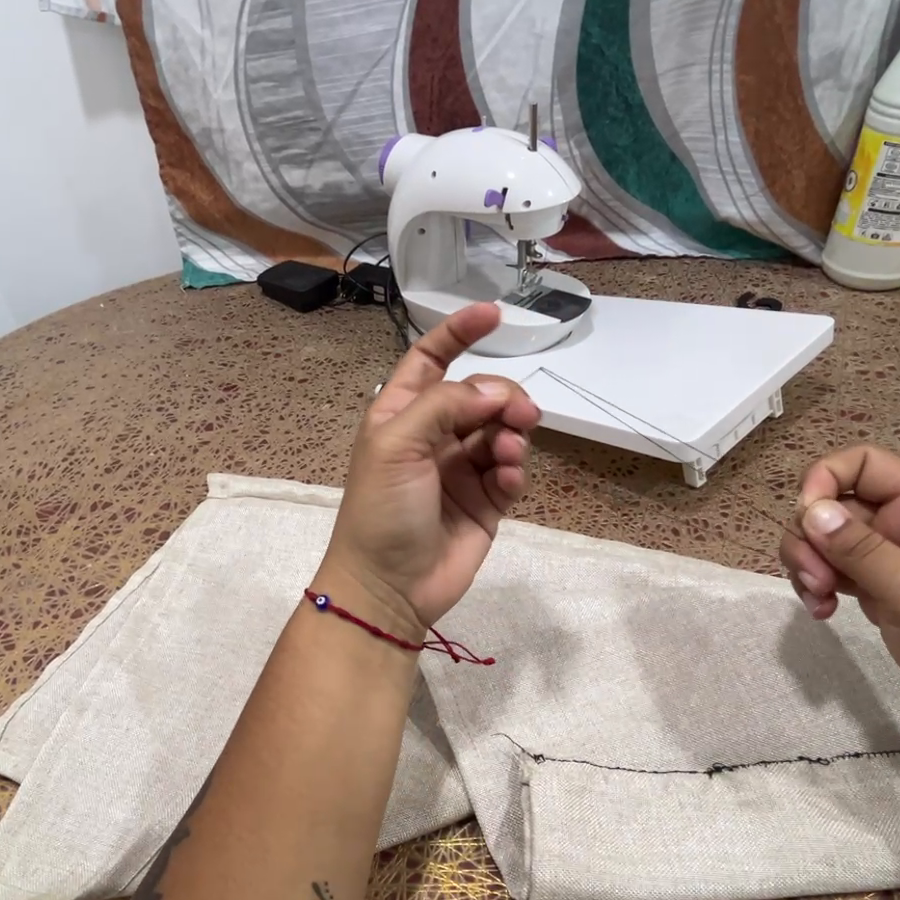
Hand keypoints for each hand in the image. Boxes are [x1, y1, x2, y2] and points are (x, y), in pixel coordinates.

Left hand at [319, 303, 541, 636]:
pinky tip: (507, 480)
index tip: (495, 314)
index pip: (431, 358)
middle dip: (503, 396)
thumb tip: (494, 390)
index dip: (459, 333)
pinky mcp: (486, 501)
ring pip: (502, 430)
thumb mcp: (398, 446)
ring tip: (509, 453)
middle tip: (517, 416)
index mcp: (401, 414)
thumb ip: (444, 405)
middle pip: (480, 394)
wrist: (390, 585)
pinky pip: (511, 469)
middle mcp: (433, 436)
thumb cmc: (381, 510)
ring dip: (512, 433)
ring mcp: (461, 469)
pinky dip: (515, 468)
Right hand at [779, 445, 899, 747]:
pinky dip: (814, 586)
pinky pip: (828, 569)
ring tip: (819, 600)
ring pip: (821, 538)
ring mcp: (886, 557)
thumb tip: (809, 510)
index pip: (862, 463)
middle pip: (830, 503)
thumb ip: (863, 551)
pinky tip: (823, 612)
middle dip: (809, 538)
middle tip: (816, 581)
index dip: (824, 479)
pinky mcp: (875, 587)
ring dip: (806, 564)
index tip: (806, 520)